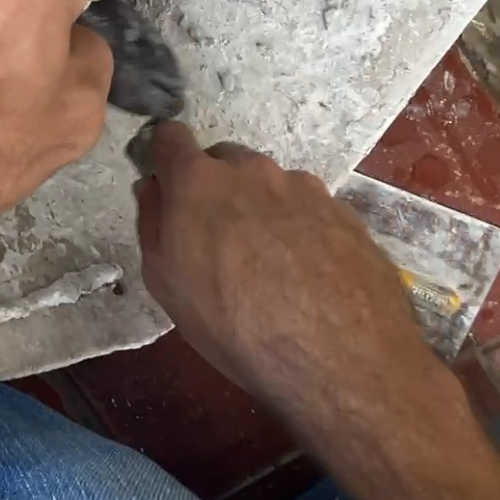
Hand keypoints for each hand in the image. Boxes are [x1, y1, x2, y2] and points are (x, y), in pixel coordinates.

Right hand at [133, 122, 435, 407]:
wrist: (343, 364)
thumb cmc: (233, 323)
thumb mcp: (165, 281)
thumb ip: (153, 222)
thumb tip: (154, 189)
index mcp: (199, 180)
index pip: (170, 136)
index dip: (165, 158)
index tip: (169, 188)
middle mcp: (252, 170)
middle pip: (223, 160)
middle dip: (215, 187)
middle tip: (219, 237)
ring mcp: (305, 188)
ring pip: (268, 184)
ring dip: (260, 206)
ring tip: (270, 262)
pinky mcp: (346, 213)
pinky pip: (308, 207)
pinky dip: (300, 227)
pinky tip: (307, 273)